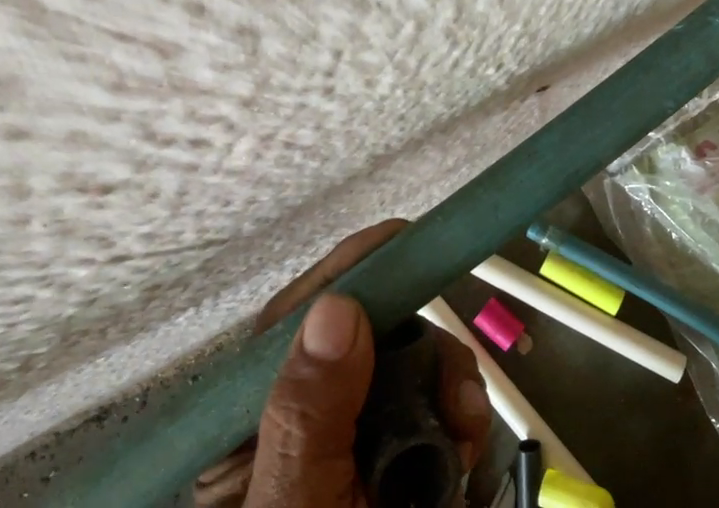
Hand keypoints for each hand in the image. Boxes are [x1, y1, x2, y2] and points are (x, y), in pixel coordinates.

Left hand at [204, 220, 491, 507]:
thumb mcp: (293, 505)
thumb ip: (307, 413)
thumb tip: (340, 307)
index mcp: (257, 418)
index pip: (298, 319)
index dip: (352, 269)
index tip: (403, 238)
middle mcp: (306, 415)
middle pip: (374, 335)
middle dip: (427, 351)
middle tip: (456, 402)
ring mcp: (356, 437)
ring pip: (416, 370)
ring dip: (451, 395)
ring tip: (460, 446)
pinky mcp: (397, 460)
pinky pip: (439, 415)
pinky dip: (460, 429)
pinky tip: (460, 461)